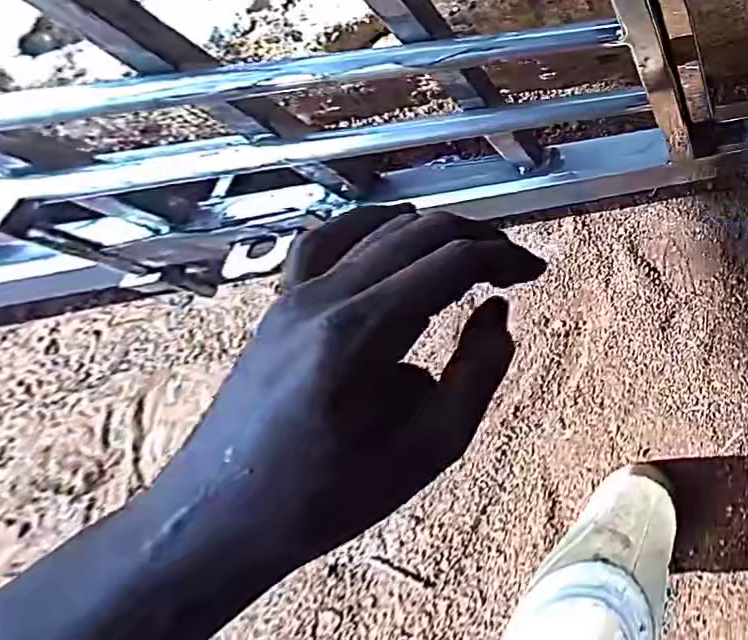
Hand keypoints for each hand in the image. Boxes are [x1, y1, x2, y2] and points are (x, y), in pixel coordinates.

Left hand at [141, 204, 544, 572]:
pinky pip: (330, 238)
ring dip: (444, 231)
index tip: (535, 273)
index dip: (506, 257)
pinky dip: (376, 222)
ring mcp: (295, 296)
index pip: (454, 260)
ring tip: (477, 254)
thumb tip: (495, 308)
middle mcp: (326, 299)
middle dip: (484, 240)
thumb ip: (482, 369)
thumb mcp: (434, 445)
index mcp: (362, 333)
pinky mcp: (281, 303)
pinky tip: (401, 228)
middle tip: (516, 267)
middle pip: (426, 232)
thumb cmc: (328, 492)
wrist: (212, 525)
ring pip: (387, 227)